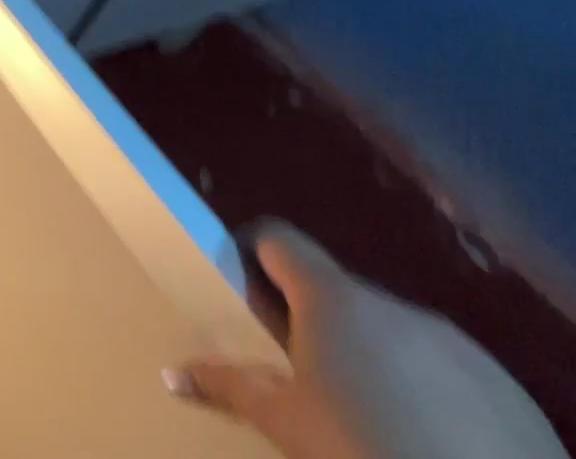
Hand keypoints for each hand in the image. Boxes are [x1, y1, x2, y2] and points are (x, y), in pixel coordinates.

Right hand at [166, 222, 565, 458]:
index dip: (247, 251)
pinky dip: (413, 381)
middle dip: (301, 316)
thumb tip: (171, 372)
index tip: (234, 287)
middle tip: (286, 364)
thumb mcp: (285, 422)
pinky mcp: (503, 383)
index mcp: (333, 299)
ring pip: (384, 327)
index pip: (276, 237)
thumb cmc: (365, 448)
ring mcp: (456, 342)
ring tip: (351, 405)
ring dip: (358, 349)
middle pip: (328, 287)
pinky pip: (438, 362)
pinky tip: (414, 431)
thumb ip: (228, 385)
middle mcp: (393, 304)